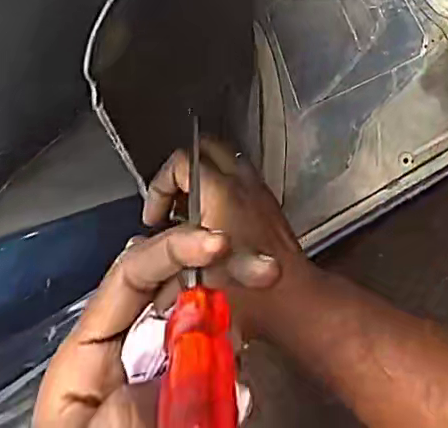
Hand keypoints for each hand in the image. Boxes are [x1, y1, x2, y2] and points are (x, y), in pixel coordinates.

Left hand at [34, 225, 278, 426]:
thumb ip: (120, 413)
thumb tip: (173, 369)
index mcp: (90, 353)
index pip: (131, 275)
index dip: (173, 248)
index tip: (216, 242)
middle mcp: (126, 350)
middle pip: (173, 284)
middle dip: (219, 267)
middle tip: (261, 269)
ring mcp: (159, 372)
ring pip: (200, 318)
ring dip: (233, 312)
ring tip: (254, 317)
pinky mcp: (186, 398)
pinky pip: (215, 366)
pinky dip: (237, 367)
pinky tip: (242, 384)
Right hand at [143, 141, 307, 337]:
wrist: (294, 299)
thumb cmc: (251, 292)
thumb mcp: (194, 276)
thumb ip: (169, 262)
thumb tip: (152, 261)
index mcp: (220, 192)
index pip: (182, 161)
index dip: (160, 185)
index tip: (156, 215)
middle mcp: (240, 182)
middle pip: (205, 148)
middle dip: (182, 170)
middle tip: (171, 200)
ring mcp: (257, 189)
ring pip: (224, 160)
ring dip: (203, 178)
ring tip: (189, 212)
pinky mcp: (267, 202)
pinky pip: (239, 178)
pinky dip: (221, 188)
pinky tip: (213, 223)